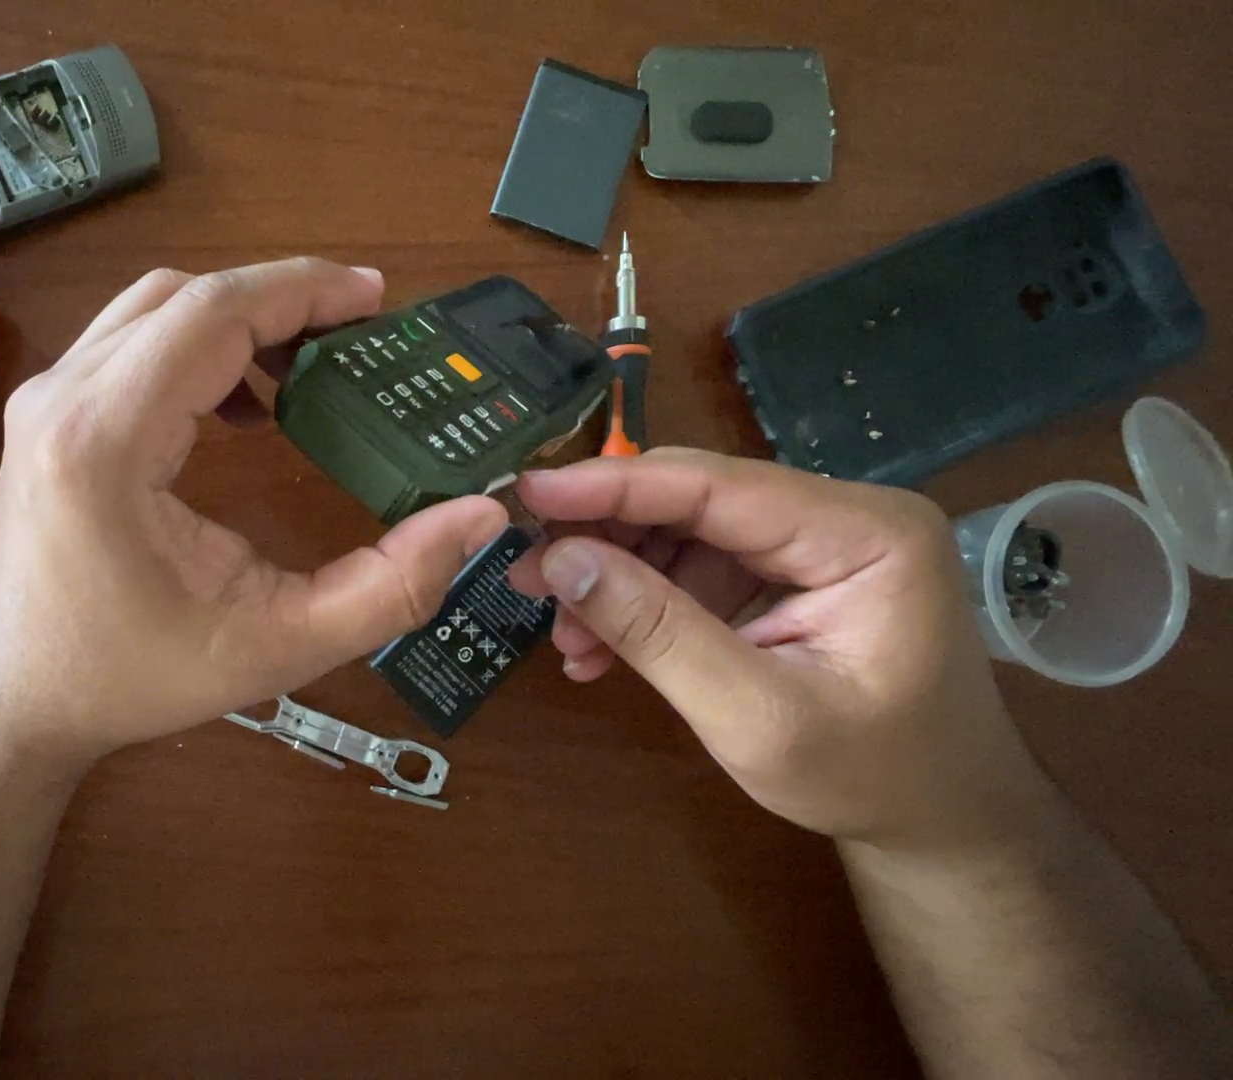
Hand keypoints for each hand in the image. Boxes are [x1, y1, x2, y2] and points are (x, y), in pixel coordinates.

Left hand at [0, 258, 507, 762]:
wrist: (19, 699)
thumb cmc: (134, 678)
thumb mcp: (276, 646)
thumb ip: (388, 587)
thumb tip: (479, 514)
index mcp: (105, 442)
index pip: (211, 316)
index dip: (303, 291)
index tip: (376, 300)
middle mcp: (63, 399)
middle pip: (182, 298)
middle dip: (280, 300)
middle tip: (358, 332)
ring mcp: (45, 401)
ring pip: (151, 311)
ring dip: (236, 322)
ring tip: (307, 367)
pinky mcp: (47, 417)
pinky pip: (128, 346)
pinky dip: (195, 351)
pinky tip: (241, 409)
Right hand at [508, 448, 1046, 845]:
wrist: (937, 820)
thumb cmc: (869, 778)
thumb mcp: (755, 718)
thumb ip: (656, 633)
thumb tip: (559, 562)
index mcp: (864, 535)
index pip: (714, 487)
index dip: (610, 485)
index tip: (528, 491)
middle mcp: (838, 517)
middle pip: (689, 500)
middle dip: (601, 538)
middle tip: (525, 576)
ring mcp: (808, 542)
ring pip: (675, 531)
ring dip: (611, 578)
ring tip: (567, 637)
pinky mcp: (780, 571)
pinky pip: (687, 566)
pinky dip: (636, 602)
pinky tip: (598, 647)